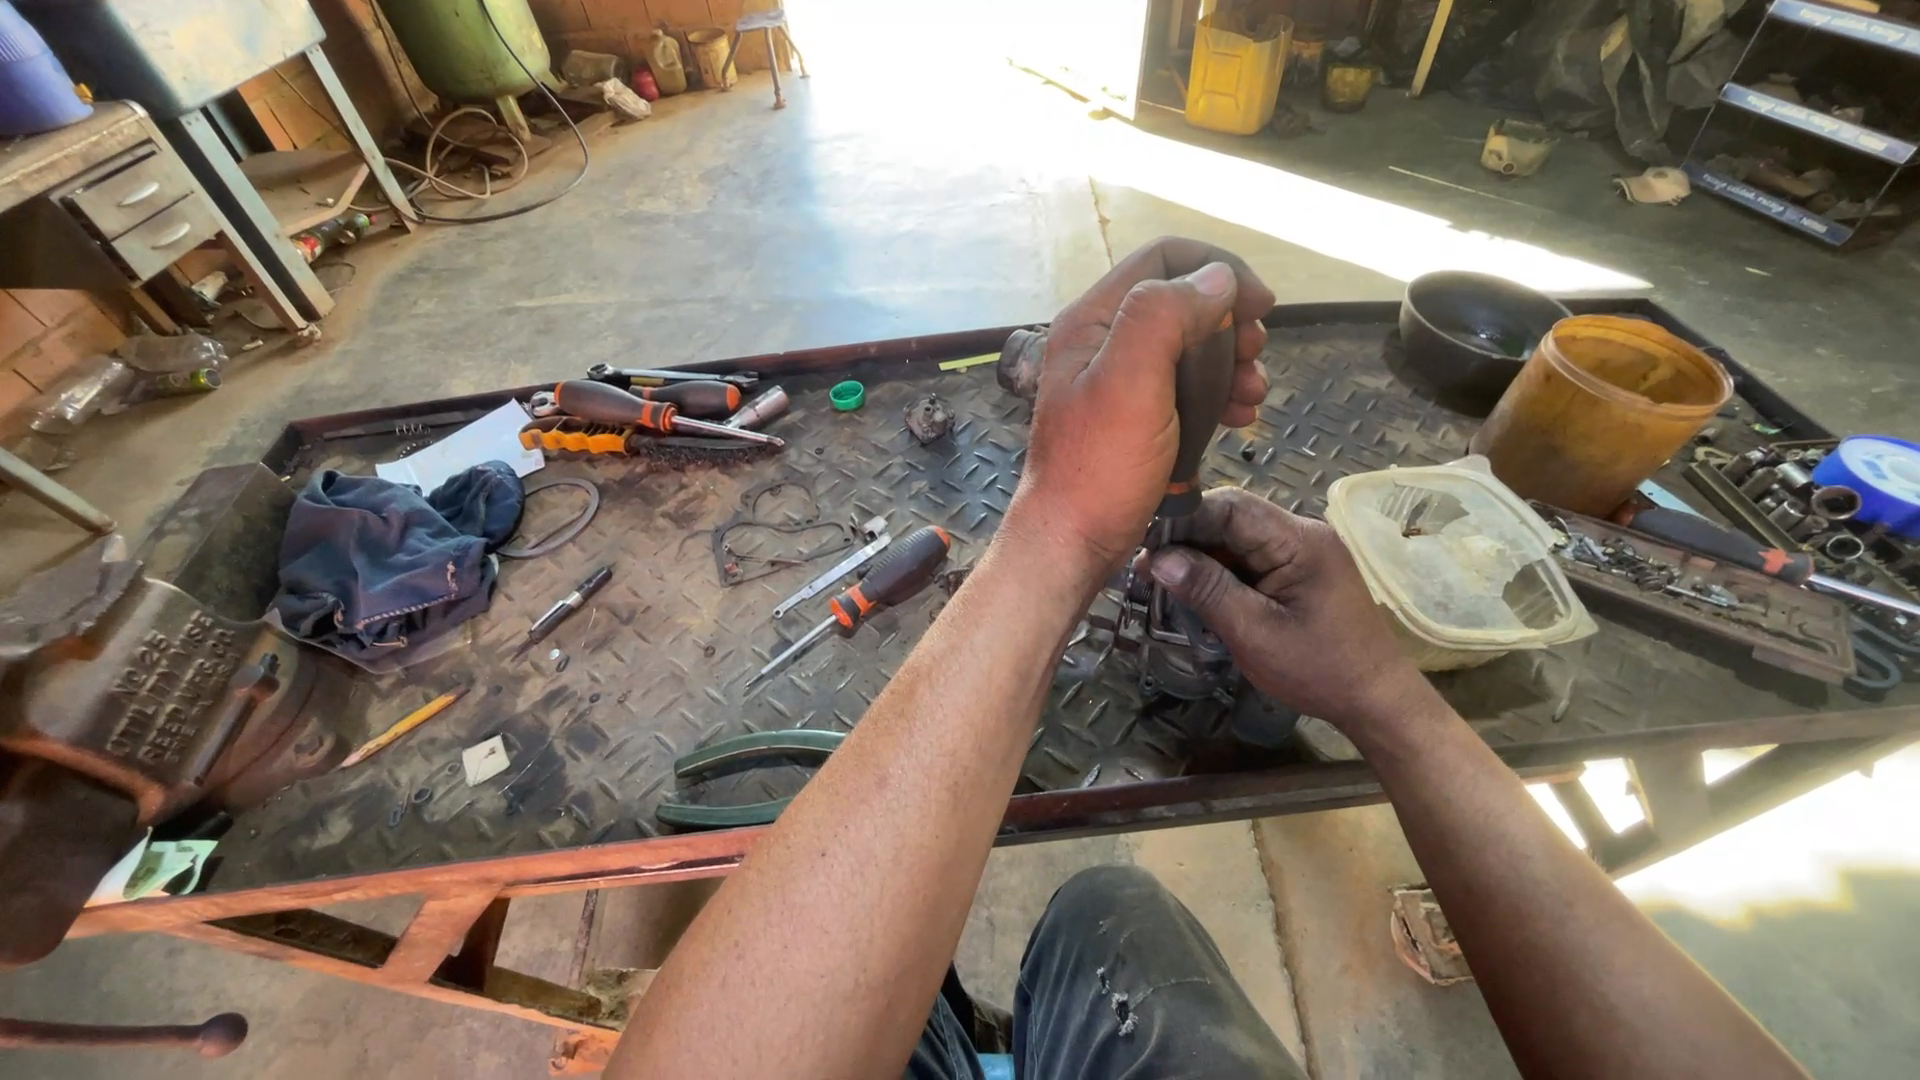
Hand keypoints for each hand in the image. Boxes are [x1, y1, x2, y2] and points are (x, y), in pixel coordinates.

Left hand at [1002, 238, 1274, 574]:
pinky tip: (1239, 417)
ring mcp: (1117, 384)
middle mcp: (1101, 343)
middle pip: (1181, 303)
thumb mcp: (1130, 381)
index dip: (1219, 270)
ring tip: (1255, 394)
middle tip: (1258, 354)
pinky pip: (1182, 389)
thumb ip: (1165, 317)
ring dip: (1230, 362)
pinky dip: (1216, 395)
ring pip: (1187, 349)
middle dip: (1229, 321)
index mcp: (1091, 320)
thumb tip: (1217, 280)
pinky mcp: (1133, 420)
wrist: (1073, 541)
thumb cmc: (1099, 465)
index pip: (1164, 259)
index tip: (1261, 307)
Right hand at [1147, 488, 1438, 733]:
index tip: (1144, 542)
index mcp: (1299, 540)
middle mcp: (1301, 534)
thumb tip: (1157, 558)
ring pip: (1236, 538)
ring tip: (1158, 576)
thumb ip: (1207, 590)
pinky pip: (1248, 557)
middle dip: (1186, 537)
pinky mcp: (1297, 570)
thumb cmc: (1319, 669)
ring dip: (1199, 555)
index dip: (1184, 518)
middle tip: (1145, 564)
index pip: (1230, 507)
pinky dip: (1218, 570)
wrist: (1376, 700)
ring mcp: (1301, 551)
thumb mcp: (1255, 632)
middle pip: (1231, 517)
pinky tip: (1191, 587)